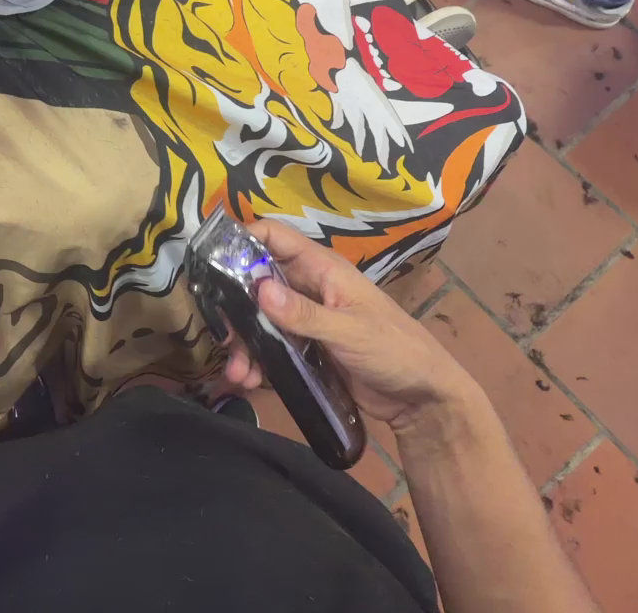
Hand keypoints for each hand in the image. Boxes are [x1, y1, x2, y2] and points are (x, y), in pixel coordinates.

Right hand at [222, 218, 483, 435]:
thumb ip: (304, 313)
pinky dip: (257, 362)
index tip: (212, 260)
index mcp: (322, 269)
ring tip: (236, 372)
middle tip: (223, 333)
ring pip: (260, 319)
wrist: (424, 400)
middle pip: (257, 282)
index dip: (243, 239)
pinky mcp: (306, 348)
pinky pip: (271, 347)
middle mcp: (309, 288)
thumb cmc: (395, 351)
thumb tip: (258, 288)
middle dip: (235, 306)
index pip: (274, 237)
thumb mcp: (350, 331)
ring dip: (244, 343)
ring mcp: (306, 319)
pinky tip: (249, 381)